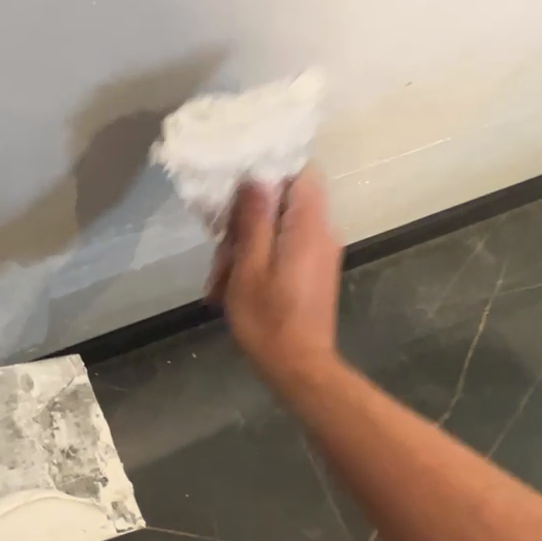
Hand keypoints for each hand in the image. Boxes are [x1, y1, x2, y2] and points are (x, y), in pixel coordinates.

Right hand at [207, 170, 346, 392]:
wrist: (298, 367)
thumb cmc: (269, 319)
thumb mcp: (250, 267)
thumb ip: (255, 220)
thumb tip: (256, 178)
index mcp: (308, 226)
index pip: (301, 173)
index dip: (268, 174)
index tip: (236, 191)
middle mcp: (322, 233)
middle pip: (283, 205)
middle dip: (246, 223)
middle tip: (219, 256)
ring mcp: (319, 254)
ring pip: (278, 231)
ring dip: (245, 250)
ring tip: (219, 283)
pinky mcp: (313, 273)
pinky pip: (283, 252)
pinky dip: (258, 263)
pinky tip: (232, 289)